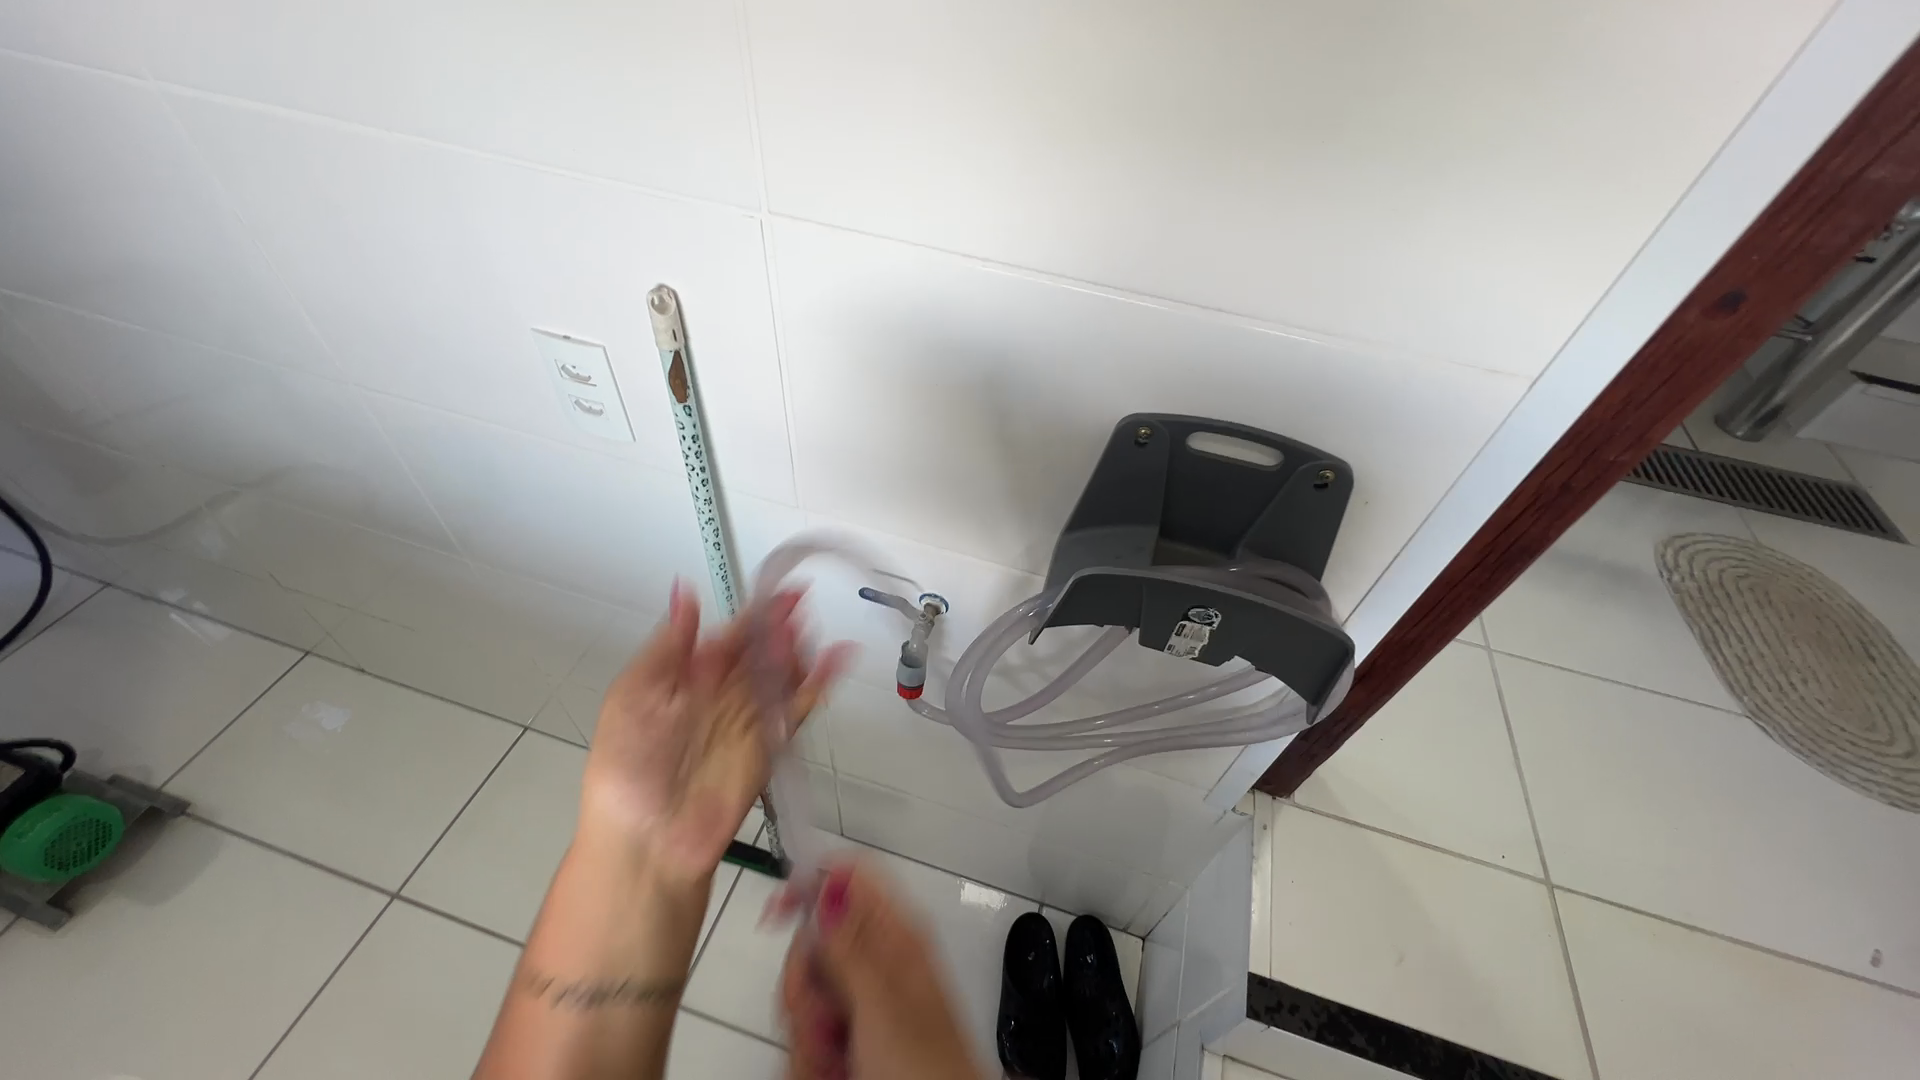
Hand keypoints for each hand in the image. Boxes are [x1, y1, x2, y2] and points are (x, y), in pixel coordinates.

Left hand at [578, 582, 850, 885]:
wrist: (646, 841)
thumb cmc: (626, 769)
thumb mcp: (632, 696)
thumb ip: (667, 646)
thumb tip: (685, 594)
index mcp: (687, 678)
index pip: (728, 637)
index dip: (753, 614)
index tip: (778, 591)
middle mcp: (721, 695)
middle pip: (760, 652)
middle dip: (780, 627)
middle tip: (799, 605)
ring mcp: (749, 719)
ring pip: (782, 674)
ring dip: (799, 651)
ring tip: (808, 632)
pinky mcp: (771, 744)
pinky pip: (799, 708)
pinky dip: (821, 683)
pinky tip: (837, 659)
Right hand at [779, 860, 986, 1079]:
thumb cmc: (925, 1066)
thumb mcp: (881, 1001)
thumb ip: (848, 942)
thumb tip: (826, 884)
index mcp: (897, 933)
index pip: (851, 875)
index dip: (811, 882)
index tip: (777, 913)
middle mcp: (879, 958)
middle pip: (815, 939)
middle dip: (804, 983)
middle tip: (820, 1019)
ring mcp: (865, 998)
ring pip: (807, 988)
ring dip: (806, 1027)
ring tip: (834, 1058)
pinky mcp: (852, 1032)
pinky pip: (809, 1027)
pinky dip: (811, 1053)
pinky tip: (833, 1070)